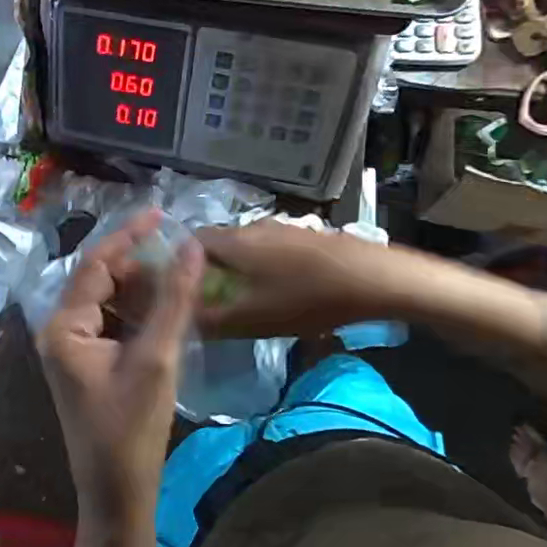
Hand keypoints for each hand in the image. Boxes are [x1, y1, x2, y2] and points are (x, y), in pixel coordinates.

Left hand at [36, 209, 203, 523]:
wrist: (117, 491)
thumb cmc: (132, 427)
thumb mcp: (157, 357)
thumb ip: (174, 299)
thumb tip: (192, 247)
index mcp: (64, 327)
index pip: (95, 264)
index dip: (128, 234)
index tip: (161, 213)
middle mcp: (60, 331)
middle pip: (99, 279)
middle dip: (136, 260)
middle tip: (176, 248)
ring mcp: (73, 348)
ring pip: (107, 298)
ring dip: (138, 284)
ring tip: (175, 273)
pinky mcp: (88, 362)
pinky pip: (111, 319)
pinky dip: (136, 308)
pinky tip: (164, 306)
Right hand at [195, 222, 416, 338]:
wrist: (370, 278)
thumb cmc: (305, 299)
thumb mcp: (252, 319)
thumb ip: (211, 320)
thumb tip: (182, 319)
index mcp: (234, 241)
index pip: (188, 242)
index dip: (176, 264)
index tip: (176, 290)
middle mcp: (252, 227)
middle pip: (217, 245)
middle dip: (208, 272)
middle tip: (208, 302)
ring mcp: (281, 229)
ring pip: (245, 248)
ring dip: (236, 271)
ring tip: (243, 301)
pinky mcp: (304, 236)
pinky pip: (268, 250)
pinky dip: (261, 269)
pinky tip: (277, 292)